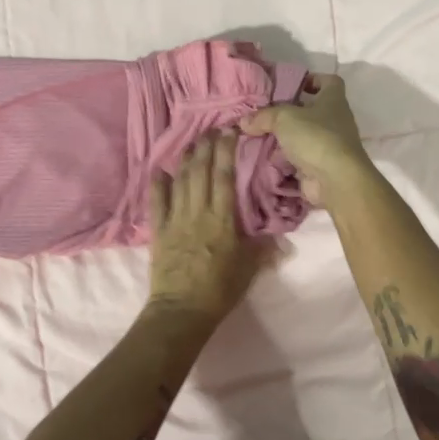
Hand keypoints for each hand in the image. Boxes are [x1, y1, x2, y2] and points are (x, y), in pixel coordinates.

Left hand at [146, 130, 263, 322]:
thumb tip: (281, 240)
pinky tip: (161, 170)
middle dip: (207, 148)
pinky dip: (158, 185)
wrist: (182, 310)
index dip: (226, 152)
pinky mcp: (159, 232)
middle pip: (202, 173)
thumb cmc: (220, 290)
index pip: (225, 178)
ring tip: (192, 142)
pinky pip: (157, 203)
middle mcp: (198, 213)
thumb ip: (263, 250)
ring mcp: (176, 220)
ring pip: (181, 182)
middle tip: (211, 129)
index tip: (229, 132)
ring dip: (186, 160)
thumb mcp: (249, 269)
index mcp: (223, 220)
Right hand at [239, 73, 374, 208]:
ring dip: (285, 138)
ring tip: (259, 136)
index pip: (329, 81)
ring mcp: (329, 145)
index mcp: (333, 100)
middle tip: (264, 113)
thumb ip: (263, 116)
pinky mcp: (320, 167)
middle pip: (311, 111)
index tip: (292, 84)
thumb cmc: (315, 137)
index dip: (313, 79)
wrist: (335, 180)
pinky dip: (284, 160)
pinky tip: (265, 159)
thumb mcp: (284, 118)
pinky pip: (299, 159)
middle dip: (289, 112)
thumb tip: (244, 121)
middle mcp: (335, 121)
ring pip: (303, 136)